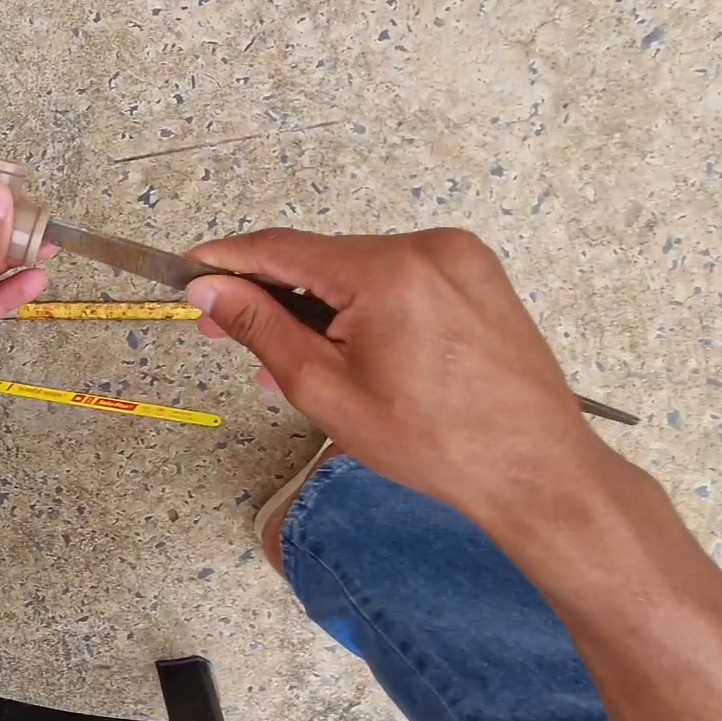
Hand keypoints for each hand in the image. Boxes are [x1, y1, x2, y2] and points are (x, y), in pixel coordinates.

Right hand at [184, 228, 613, 528]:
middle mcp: (425, 247)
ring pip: (350, 271)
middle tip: (220, 327)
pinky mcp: (472, 277)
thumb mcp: (320, 385)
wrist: (537, 473)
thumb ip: (258, 326)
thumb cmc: (423, 438)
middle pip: (316, 258)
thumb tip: (206, 287)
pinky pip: (387, 280)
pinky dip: (348, 306)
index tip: (184, 271)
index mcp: (387, 270)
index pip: (280, 248)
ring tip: (277, 352)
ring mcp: (457, 258)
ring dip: (305, 304)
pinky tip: (330, 345)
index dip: (224, 259)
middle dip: (264, 292)